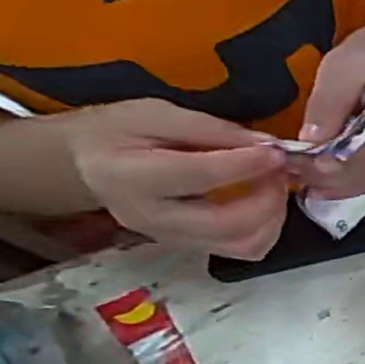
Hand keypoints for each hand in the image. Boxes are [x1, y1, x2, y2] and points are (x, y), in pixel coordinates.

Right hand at [57, 98, 288, 258]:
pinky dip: (266, 229)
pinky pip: (243, 250)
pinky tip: (264, 204)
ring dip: (273, 218)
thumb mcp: (154, 113)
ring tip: (275, 186)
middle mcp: (152, 219)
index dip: (246, 164)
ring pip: (243, 245)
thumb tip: (265, 143)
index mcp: (130, 176)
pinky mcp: (192, 249)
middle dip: (268, 198)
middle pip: (229, 224)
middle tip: (280, 171)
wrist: (84, 165)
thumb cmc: (116, 131)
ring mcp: (174, 240)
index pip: (199, 175)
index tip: (276, 151)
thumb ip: (210, 129)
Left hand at [291, 41, 364, 199]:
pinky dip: (341, 185)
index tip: (291, 163)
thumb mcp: (338, 74)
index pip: (363, 154)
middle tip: (290, 172)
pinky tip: (319, 182)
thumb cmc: (360, 66)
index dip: (327, 164)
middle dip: (324, 177)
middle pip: (364, 174)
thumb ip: (327, 106)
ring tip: (299, 176)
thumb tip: (311, 142)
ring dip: (330, 184)